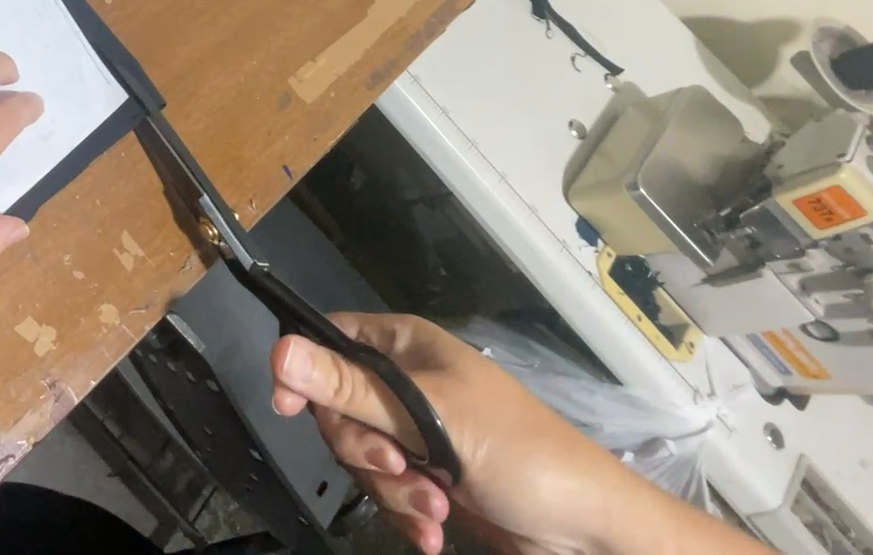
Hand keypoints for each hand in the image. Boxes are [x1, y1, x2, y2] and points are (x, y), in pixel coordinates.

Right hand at [270, 313, 646, 554]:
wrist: (594, 535)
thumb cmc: (518, 454)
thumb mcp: (429, 419)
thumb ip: (351, 389)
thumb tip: (278, 352)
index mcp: (405, 344)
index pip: (329, 338)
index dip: (304, 369)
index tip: (288, 407)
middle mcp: (403, 380)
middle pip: (337, 404)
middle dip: (362, 447)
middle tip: (396, 467)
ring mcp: (414, 429)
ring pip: (358, 451)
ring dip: (389, 487)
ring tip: (435, 509)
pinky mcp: (425, 474)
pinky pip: (383, 485)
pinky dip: (403, 509)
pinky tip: (433, 530)